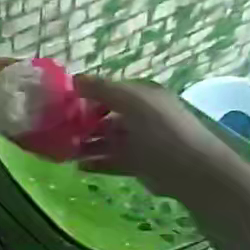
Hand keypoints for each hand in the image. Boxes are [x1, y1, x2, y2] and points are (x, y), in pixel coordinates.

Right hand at [74, 76, 249, 199]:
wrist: (191, 170)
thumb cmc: (162, 130)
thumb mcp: (133, 102)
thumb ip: (103, 90)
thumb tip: (74, 79)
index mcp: (142, 97)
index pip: (109, 91)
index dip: (86, 96)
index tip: (63, 105)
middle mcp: (140, 116)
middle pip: (105, 117)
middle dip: (82, 123)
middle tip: (58, 131)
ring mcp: (139, 141)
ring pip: (106, 140)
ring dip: (86, 145)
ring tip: (64, 152)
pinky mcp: (138, 164)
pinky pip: (111, 161)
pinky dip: (96, 163)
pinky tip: (79, 166)